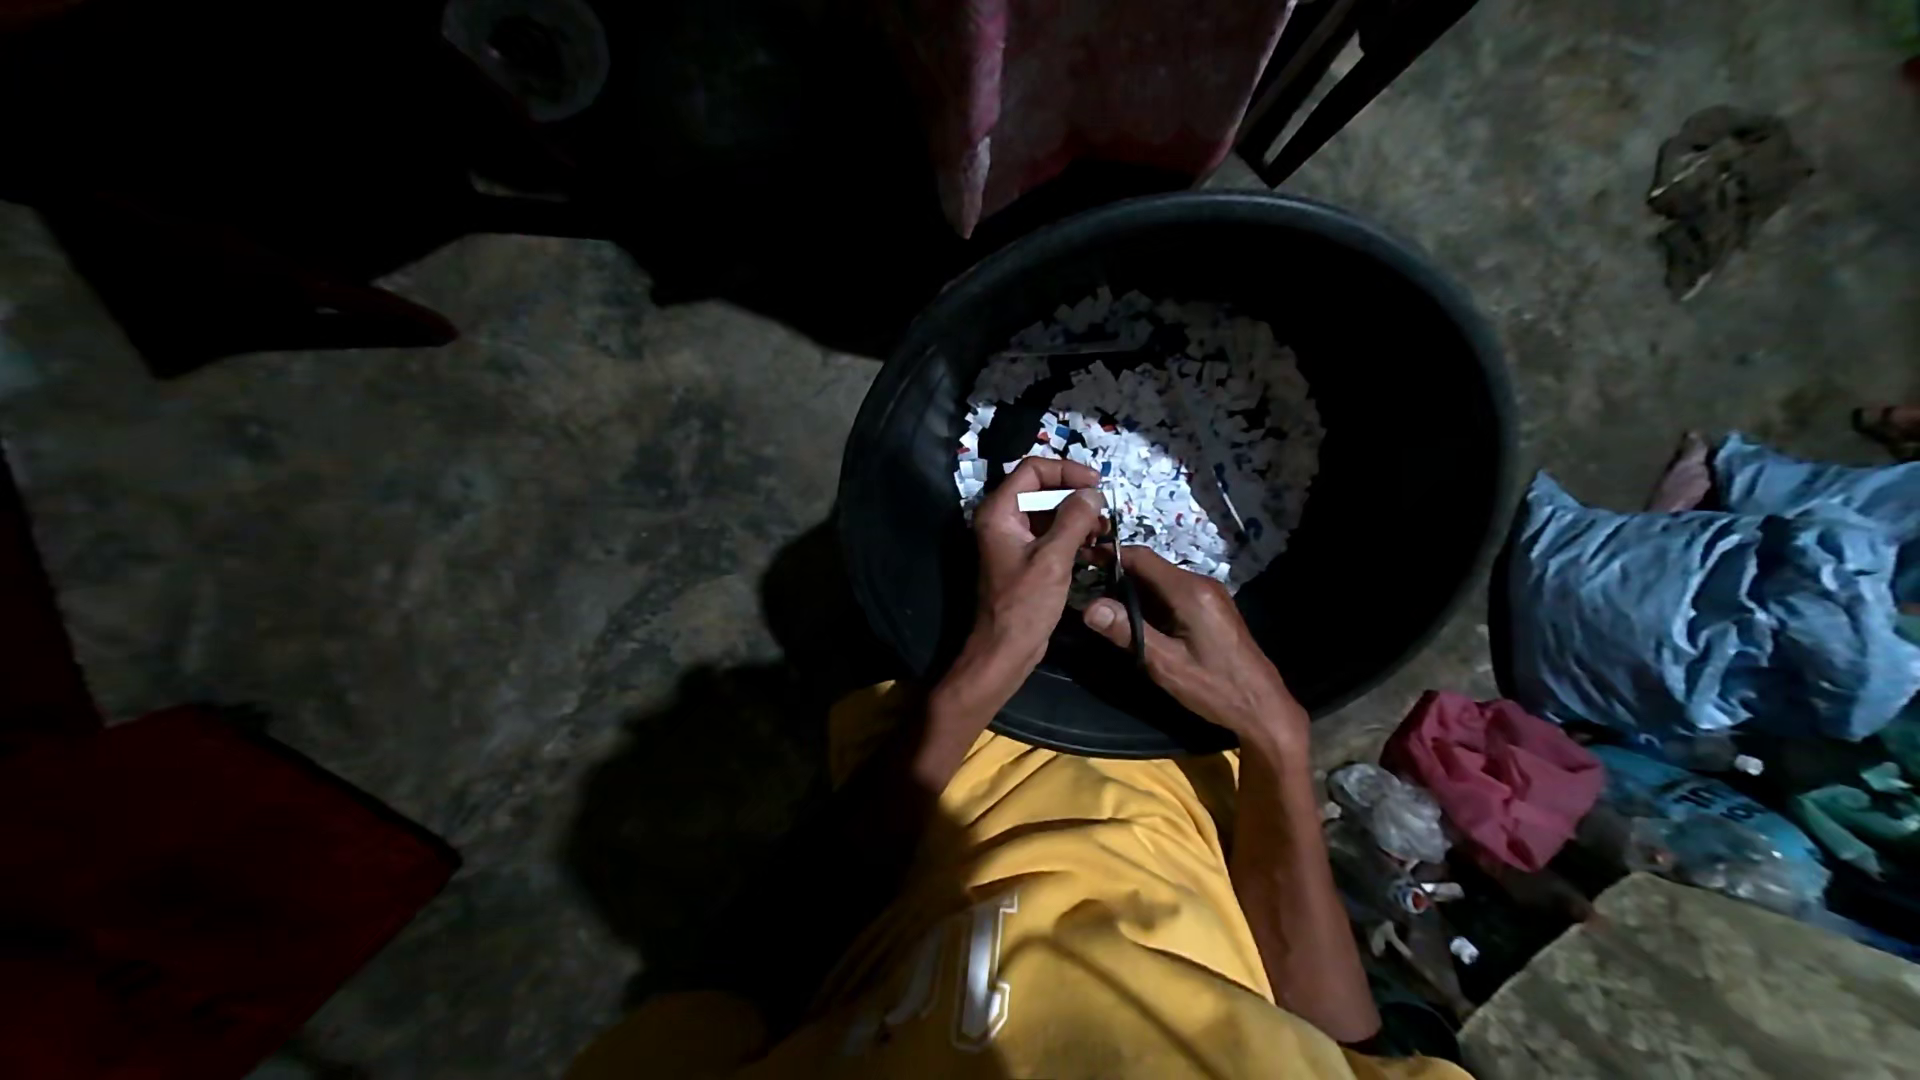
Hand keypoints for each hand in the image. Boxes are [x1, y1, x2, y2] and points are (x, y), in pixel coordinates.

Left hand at [947, 458, 1104, 705]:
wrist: (1005, 648)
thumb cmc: (1024, 604)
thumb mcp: (1052, 558)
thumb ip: (1073, 519)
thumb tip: (1093, 492)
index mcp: (998, 512)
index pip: (1032, 470)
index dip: (1065, 470)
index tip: (1096, 483)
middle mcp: (1002, 519)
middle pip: (1041, 488)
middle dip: (1075, 495)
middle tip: (1104, 511)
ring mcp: (1013, 538)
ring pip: (1049, 511)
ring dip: (1077, 515)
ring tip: (1103, 530)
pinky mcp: (1025, 556)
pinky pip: (1050, 533)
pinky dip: (1071, 534)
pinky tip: (1093, 545)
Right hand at [1082, 546, 1307, 755]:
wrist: (1264, 709)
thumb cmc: (1215, 688)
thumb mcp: (1166, 664)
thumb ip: (1128, 632)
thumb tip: (1088, 607)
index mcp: (1190, 591)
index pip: (1141, 557)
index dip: (1108, 555)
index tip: (1080, 561)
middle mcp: (1200, 583)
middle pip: (1149, 567)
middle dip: (1116, 574)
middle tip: (1084, 587)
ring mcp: (1208, 594)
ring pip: (1159, 580)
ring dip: (1131, 589)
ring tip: (1101, 604)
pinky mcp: (1210, 607)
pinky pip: (1171, 592)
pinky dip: (1148, 600)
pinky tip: (1132, 618)